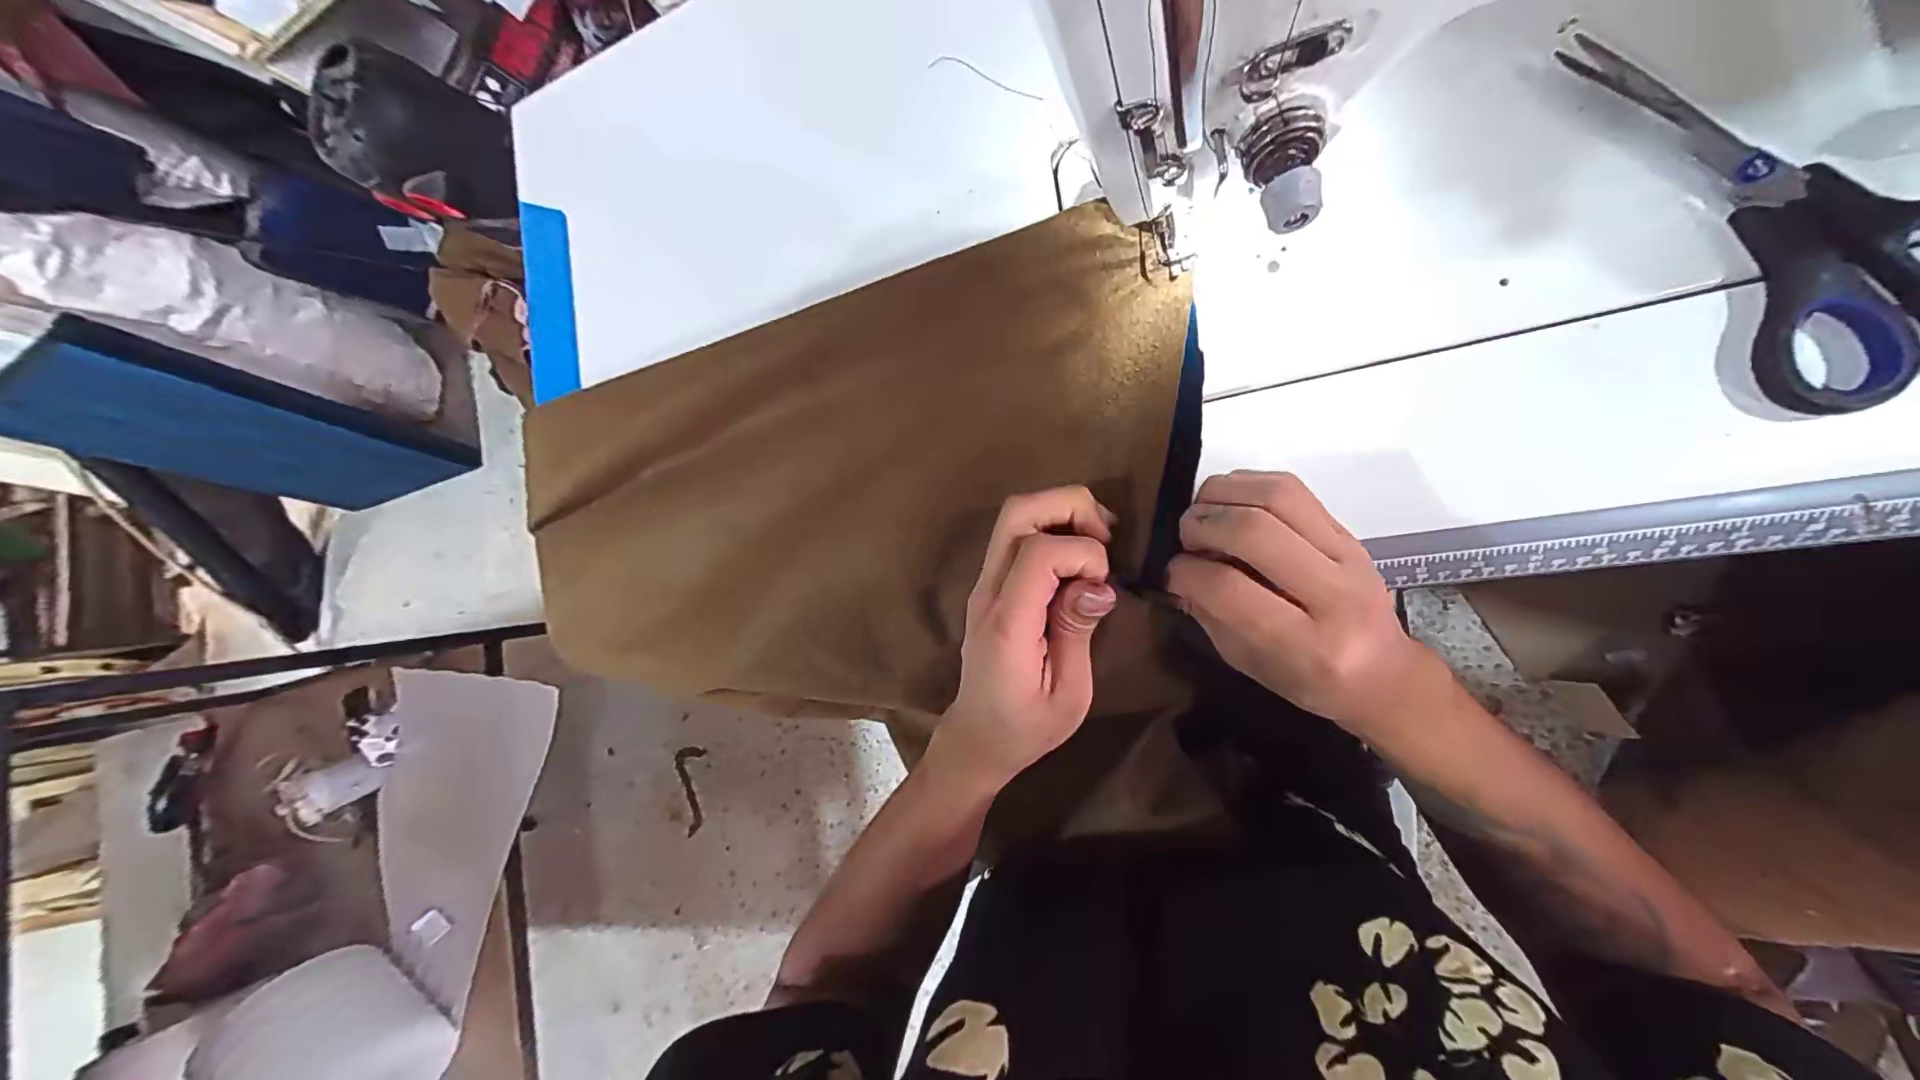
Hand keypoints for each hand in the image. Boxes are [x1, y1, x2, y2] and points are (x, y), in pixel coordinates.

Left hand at [933, 487, 1119, 790]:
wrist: (977, 738)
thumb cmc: (1025, 728)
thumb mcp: (1069, 693)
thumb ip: (1078, 631)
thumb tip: (1098, 583)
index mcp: (1008, 623)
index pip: (1038, 551)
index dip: (1082, 552)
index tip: (1102, 586)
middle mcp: (988, 592)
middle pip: (1017, 513)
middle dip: (1069, 505)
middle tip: (1107, 535)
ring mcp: (983, 586)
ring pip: (1013, 516)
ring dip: (1060, 512)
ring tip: (1098, 541)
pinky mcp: (989, 587)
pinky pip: (1015, 536)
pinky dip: (1051, 528)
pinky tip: (1078, 555)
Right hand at [1167, 471, 1443, 731]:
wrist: (1382, 673)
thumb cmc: (1308, 680)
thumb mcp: (1247, 661)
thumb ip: (1209, 613)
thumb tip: (1176, 568)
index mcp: (1307, 646)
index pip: (1228, 588)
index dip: (1185, 571)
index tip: (1172, 572)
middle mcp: (1335, 595)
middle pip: (1253, 531)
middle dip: (1201, 524)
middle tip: (1185, 538)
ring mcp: (1348, 555)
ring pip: (1275, 495)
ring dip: (1222, 495)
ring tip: (1203, 514)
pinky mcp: (1347, 531)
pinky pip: (1291, 488)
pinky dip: (1247, 486)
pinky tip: (1229, 505)